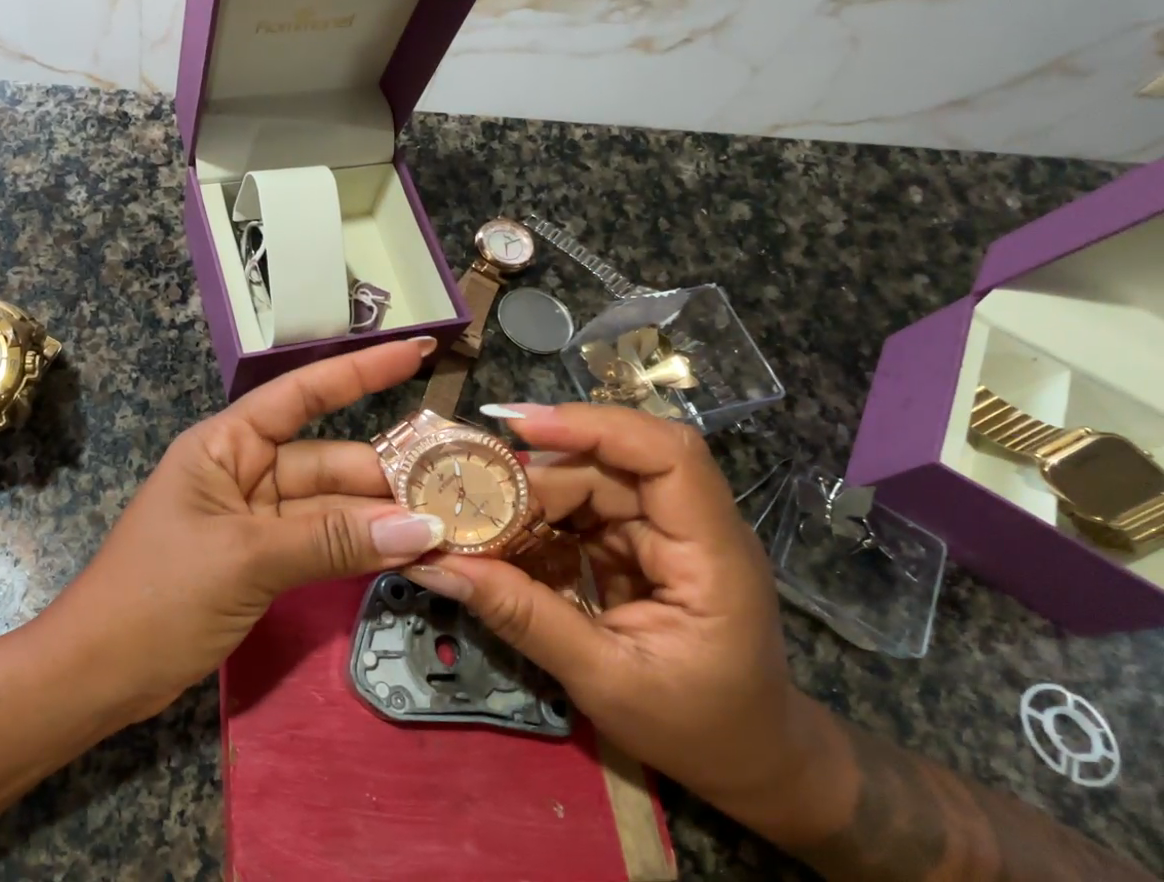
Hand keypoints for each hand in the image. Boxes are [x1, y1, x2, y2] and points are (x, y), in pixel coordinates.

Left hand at [39, 339, 446, 720]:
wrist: (100, 671)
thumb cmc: (158, 596)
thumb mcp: (245, 559)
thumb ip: (332, 540)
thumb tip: (421, 527)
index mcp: (223, 445)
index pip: (300, 395)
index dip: (359, 371)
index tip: (416, 351)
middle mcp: (242, 471)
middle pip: (327, 460)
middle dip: (387, 474)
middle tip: (463, 488)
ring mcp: (253, 519)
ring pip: (329, 506)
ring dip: (381, 518)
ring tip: (452, 525)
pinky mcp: (260, 561)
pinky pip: (320, 542)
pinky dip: (358, 549)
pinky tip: (408, 554)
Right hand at [405, 403, 810, 810]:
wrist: (749, 759)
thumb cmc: (697, 726)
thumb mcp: (604, 679)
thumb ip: (523, 617)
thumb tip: (436, 566)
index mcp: (710, 553)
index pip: (668, 455)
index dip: (596, 427)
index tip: (520, 427)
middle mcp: (689, 527)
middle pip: (609, 469)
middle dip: (537, 482)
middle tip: (470, 509)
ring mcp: (662, 535)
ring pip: (587, 487)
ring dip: (529, 504)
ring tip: (476, 530)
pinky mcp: (637, 548)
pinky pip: (578, 518)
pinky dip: (536, 528)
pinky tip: (501, 549)